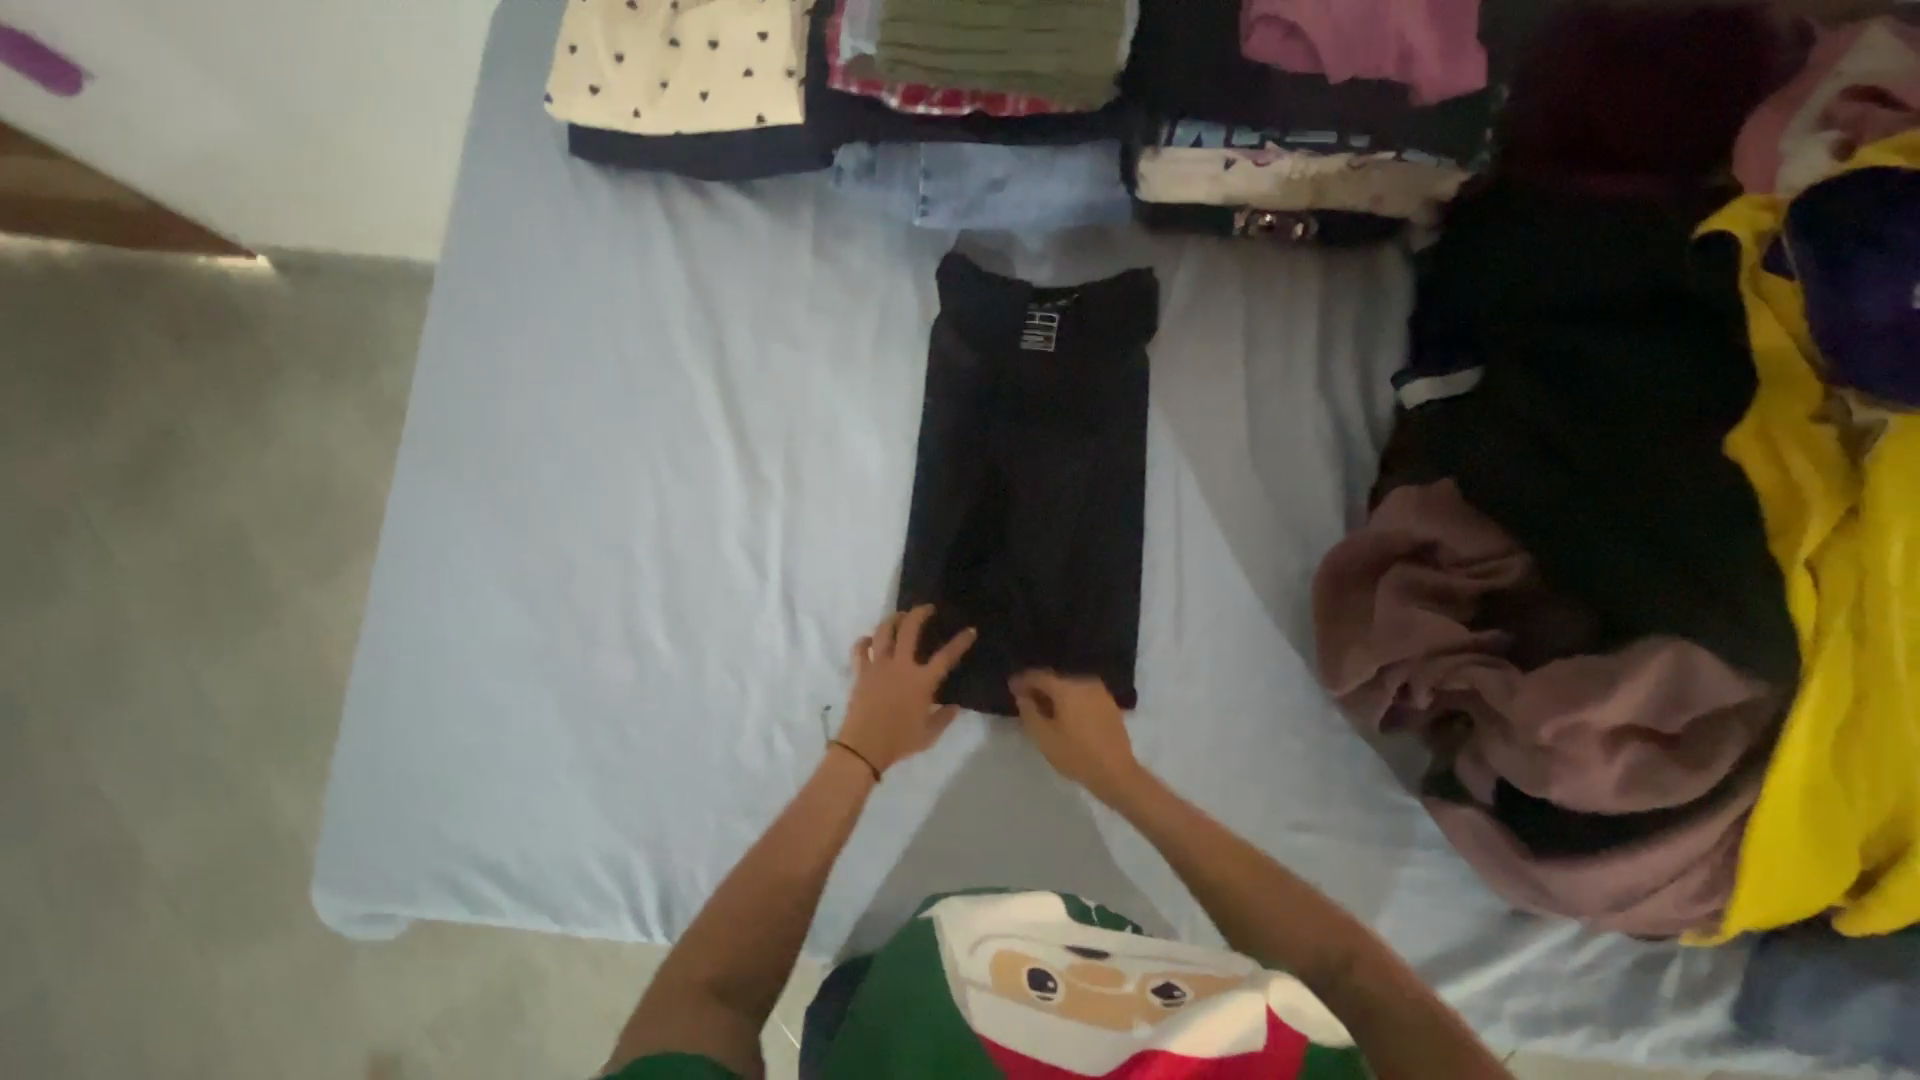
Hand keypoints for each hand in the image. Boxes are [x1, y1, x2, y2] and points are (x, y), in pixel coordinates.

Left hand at [836, 606, 976, 776]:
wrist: (863, 747)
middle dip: (920, 613)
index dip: (960, 641)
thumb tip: (955, 706)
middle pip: (910, 630)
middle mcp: (901, 666)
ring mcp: (878, 666)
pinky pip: (860, 649)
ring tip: (900, 616)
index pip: (946, 656)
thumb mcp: (929, 735)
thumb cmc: (899, 742)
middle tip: (928, 608)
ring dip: (893, 619)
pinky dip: (865, 641)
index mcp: (922, 682)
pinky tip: (870, 640)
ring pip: (884, 632)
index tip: (970, 630)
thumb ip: (944, 718)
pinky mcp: (860, 672)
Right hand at [1009, 671, 1142, 802]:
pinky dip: (1071, 701)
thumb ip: (1029, 711)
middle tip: (1025, 700)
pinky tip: (1066, 716)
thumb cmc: (1076, 755)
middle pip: (1056, 680)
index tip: (1011, 687)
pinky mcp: (1110, 704)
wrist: (1116, 773)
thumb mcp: (1043, 737)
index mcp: (1067, 688)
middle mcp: (1085, 683)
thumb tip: (1023, 696)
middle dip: (1039, 688)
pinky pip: (1084, 696)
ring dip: (1056, 695)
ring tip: (1044, 710)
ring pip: (1071, 688)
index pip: (1039, 676)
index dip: (1023, 681)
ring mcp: (1101, 693)